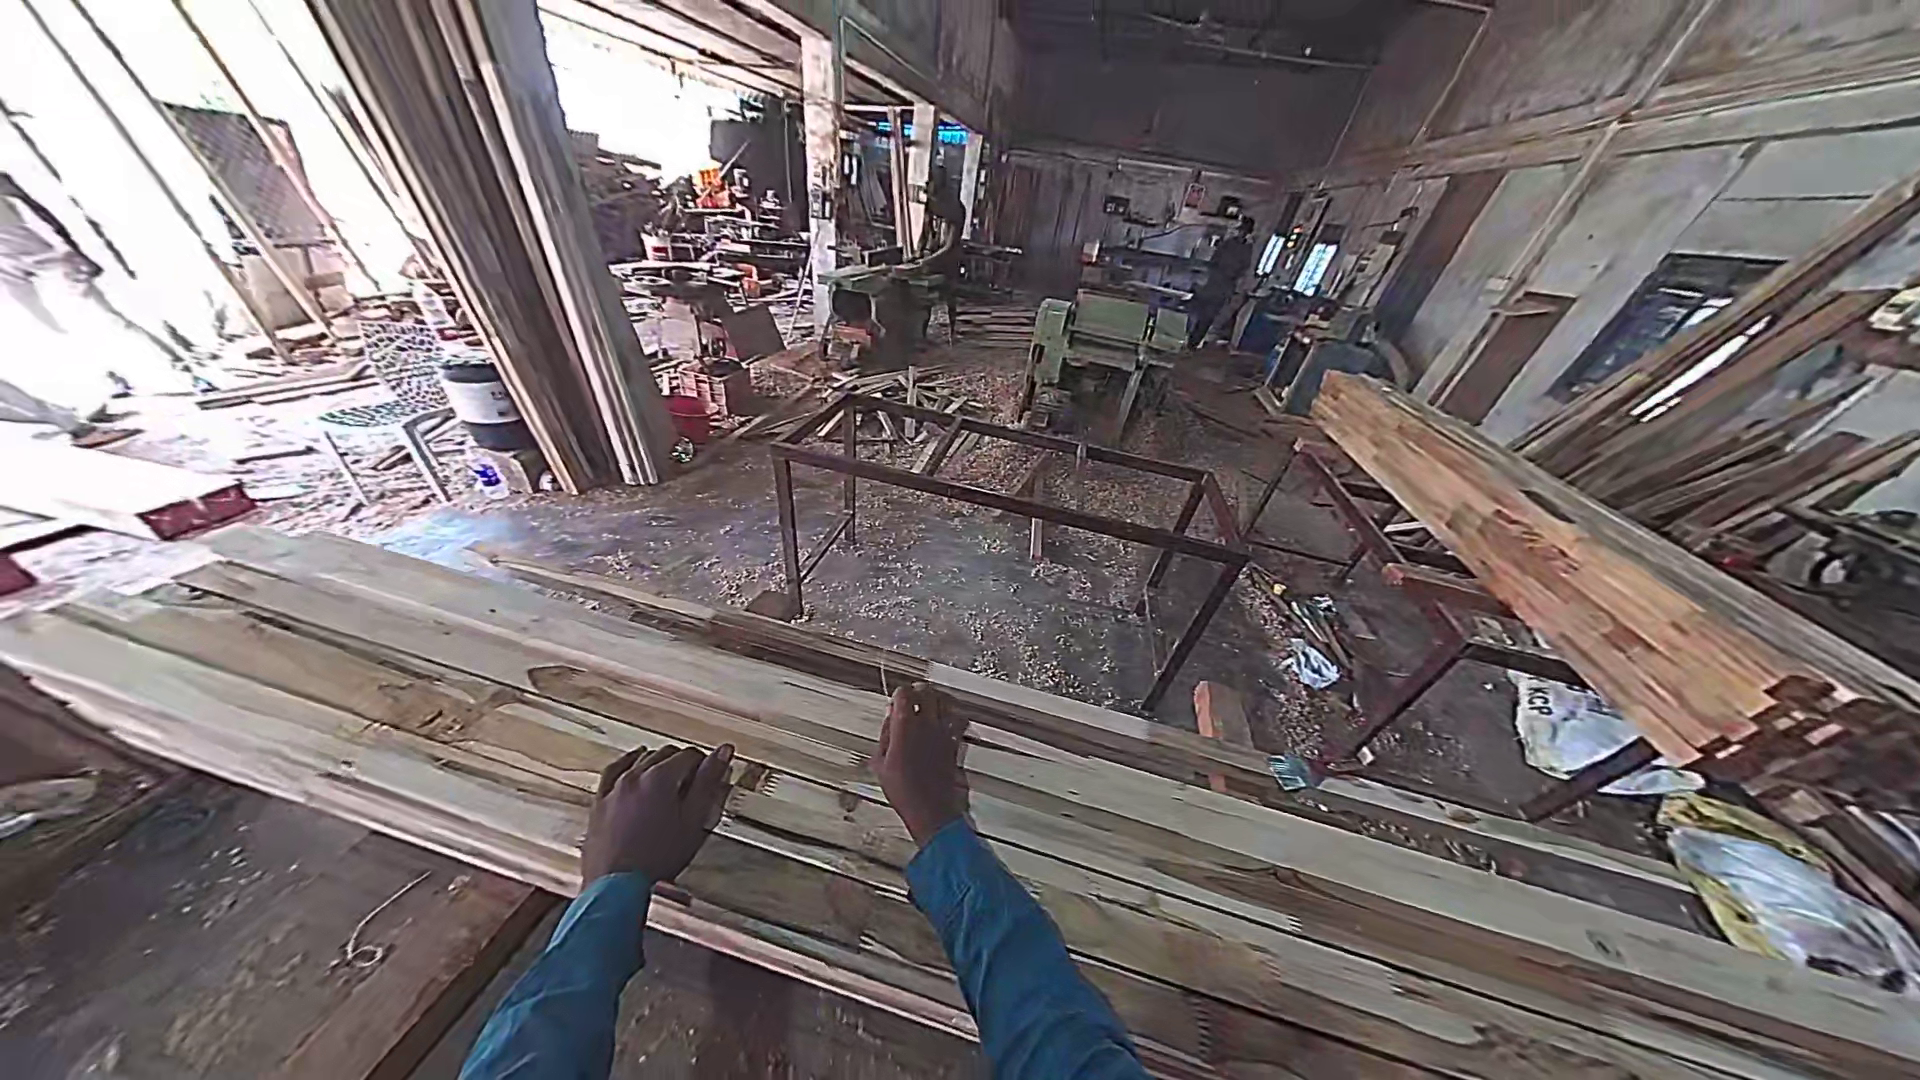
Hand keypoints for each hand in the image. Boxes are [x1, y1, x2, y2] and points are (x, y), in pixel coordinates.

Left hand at [581, 743, 733, 884]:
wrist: (616, 887)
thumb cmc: (657, 857)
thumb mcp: (694, 819)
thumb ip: (709, 781)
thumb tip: (723, 752)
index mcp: (661, 777)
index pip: (690, 755)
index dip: (705, 763)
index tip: (710, 774)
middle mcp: (636, 776)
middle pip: (666, 753)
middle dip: (683, 761)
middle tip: (694, 778)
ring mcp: (615, 788)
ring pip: (641, 759)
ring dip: (659, 761)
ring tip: (670, 775)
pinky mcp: (600, 802)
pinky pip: (613, 771)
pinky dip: (627, 763)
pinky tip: (633, 763)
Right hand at [874, 682, 968, 846]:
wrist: (929, 808)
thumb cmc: (903, 789)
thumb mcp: (880, 762)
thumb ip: (886, 735)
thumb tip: (889, 719)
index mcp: (905, 726)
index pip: (904, 693)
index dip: (899, 693)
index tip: (896, 699)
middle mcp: (926, 724)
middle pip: (927, 692)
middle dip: (918, 691)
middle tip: (913, 696)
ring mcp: (943, 731)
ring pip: (944, 701)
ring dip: (936, 699)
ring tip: (929, 703)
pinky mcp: (954, 741)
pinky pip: (957, 718)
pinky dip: (952, 714)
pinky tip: (945, 719)